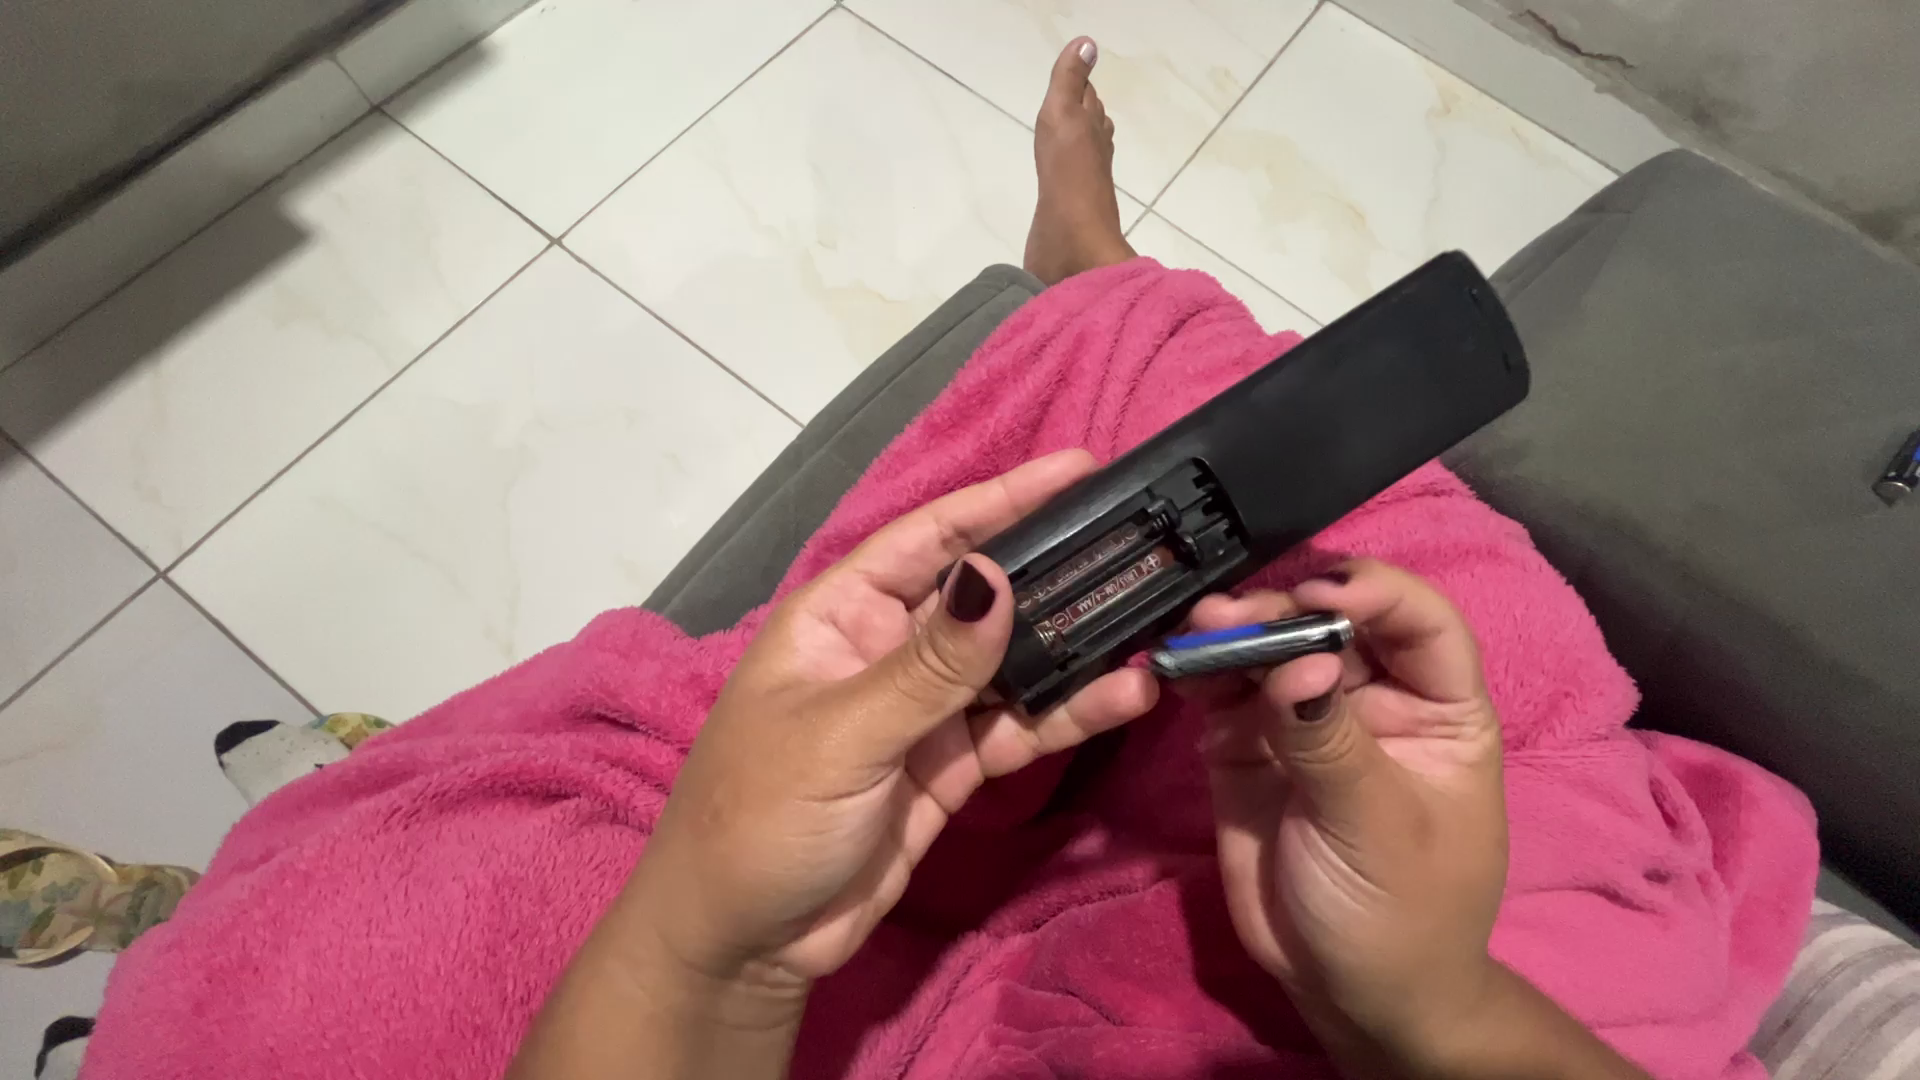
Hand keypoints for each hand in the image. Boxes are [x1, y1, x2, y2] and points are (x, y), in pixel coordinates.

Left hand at [627, 450, 1158, 989]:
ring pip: (1011, 662)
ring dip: (1073, 646)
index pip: (929, 537)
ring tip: (1147, 619)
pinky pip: (1017, 726)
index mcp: (842, 614)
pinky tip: (1123, 694)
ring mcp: (925, 707)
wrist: (747, 942)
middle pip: (982, 594)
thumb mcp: (842, 735)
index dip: (1000, 500)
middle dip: (1053, 569)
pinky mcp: (953, 763)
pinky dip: (1067, 712)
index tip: (1076, 470)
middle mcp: (889, 647)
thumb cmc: (759, 817)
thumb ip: (927, 666)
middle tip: (1134, 541)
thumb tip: (993, 579)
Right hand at [1192, 559, 1508, 1065]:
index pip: (1421, 624)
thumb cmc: (1398, 912)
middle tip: (1228, 616)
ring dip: (1230, 632)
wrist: (1338, 981)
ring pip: (1266, 648)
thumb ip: (1331, 742)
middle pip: (1327, 623)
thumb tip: (1300, 662)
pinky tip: (1175, 667)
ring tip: (1196, 630)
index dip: (1376, 593)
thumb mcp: (1377, 829)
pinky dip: (1197, 672)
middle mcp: (1366, 696)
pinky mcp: (1244, 737)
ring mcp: (1299, 714)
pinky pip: (1220, 689)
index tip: (1318, 595)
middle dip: (1280, 610)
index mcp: (1435, 710)